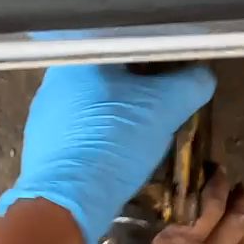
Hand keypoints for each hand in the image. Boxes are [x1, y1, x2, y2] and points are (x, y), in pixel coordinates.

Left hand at [0, 63, 216, 243]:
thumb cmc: (114, 142)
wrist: (66, 200)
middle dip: (135, 87)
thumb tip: (202, 76)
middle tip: (159, 104)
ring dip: (117, 113)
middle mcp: (55, 76)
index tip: (170, 73)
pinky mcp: (40, 140)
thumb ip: (189, 84)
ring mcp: (44, 110)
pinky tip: (113, 153)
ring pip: (92, 102)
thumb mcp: (165, 108)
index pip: (124, 43)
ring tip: (139, 133)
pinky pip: (78, 129)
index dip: (152, 56)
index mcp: (80, 56)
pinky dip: (99, 136)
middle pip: (107, 73)